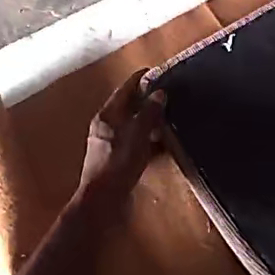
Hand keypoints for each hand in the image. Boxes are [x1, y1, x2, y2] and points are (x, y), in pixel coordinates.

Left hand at [79, 69, 167, 198]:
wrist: (103, 203)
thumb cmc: (119, 163)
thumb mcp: (138, 134)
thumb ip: (150, 112)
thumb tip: (160, 93)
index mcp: (107, 115)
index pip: (125, 89)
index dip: (141, 79)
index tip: (159, 72)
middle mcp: (106, 127)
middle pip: (130, 107)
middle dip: (148, 101)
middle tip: (170, 95)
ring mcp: (111, 145)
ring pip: (134, 126)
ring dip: (151, 121)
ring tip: (171, 117)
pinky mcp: (118, 161)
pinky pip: (137, 143)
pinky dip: (149, 140)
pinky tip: (164, 144)